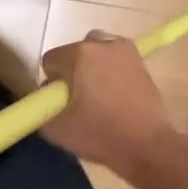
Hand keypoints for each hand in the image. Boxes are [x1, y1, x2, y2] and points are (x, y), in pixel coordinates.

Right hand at [41, 31, 181, 172]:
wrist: (147, 144)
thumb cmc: (99, 134)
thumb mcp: (56, 128)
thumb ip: (40, 108)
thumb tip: (45, 99)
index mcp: (80, 54)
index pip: (51, 60)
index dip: (51, 82)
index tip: (60, 101)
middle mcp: (104, 43)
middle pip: (76, 52)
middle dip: (73, 70)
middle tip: (78, 99)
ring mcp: (127, 50)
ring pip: (99, 52)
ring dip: (93, 67)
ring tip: (99, 96)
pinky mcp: (143, 62)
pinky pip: (117, 61)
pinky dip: (112, 72)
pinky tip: (116, 96)